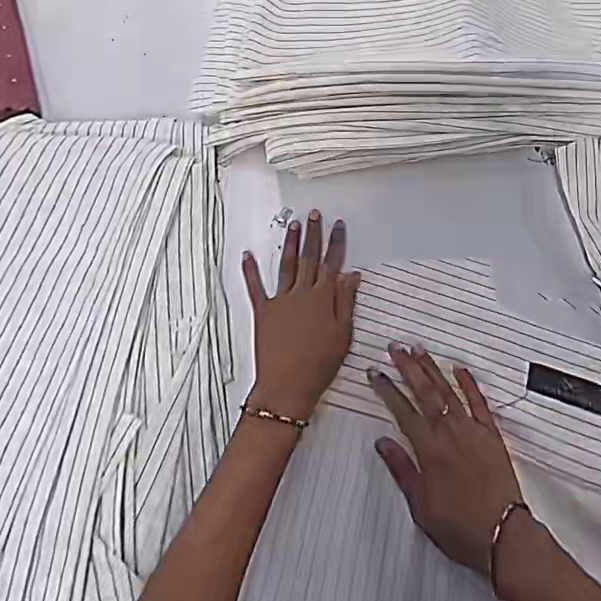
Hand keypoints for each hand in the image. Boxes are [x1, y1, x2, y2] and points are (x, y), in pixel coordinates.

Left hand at [242, 210, 359, 422]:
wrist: (288, 386)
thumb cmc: (319, 365)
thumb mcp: (343, 334)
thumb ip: (347, 301)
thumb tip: (352, 276)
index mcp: (324, 298)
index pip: (332, 263)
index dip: (336, 243)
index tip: (338, 226)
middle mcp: (302, 294)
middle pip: (310, 258)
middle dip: (313, 234)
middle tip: (314, 215)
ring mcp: (281, 301)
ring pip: (287, 265)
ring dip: (291, 244)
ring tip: (294, 226)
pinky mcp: (263, 311)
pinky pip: (255, 287)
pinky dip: (250, 270)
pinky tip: (248, 256)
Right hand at [369, 345, 522, 576]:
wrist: (503, 536)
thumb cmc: (461, 526)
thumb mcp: (420, 505)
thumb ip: (401, 469)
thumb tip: (383, 443)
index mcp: (429, 449)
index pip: (402, 410)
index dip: (386, 389)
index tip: (375, 373)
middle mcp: (450, 432)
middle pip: (424, 391)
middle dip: (407, 366)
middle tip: (395, 348)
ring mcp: (472, 431)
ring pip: (448, 391)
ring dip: (432, 368)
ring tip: (419, 350)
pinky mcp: (491, 435)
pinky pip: (479, 402)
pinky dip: (469, 384)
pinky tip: (460, 370)